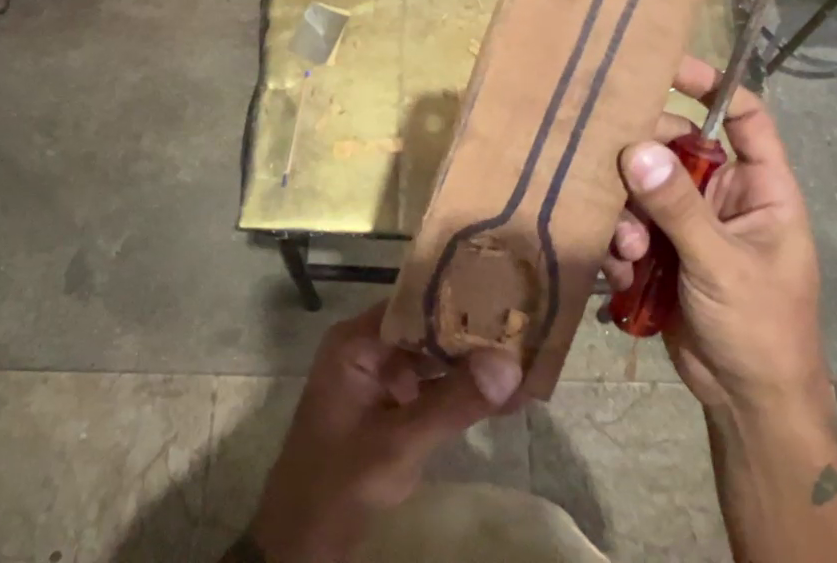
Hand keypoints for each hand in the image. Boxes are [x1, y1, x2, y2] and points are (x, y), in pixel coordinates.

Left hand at [248, 301, 521, 561]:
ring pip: (435, 358)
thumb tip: (511, 364)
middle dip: (477, 334)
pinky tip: (508, 397)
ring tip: (532, 359)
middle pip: (429, 328)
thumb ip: (454, 402)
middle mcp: (368, 349)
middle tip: (534, 329)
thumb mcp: (400, 443)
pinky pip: (433, 387)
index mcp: (357, 342)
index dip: (463, 299)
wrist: (302, 540)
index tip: (512, 297)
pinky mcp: (391, 405)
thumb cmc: (340, 481)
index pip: (416, 303)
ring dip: (476, 364)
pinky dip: (464, 392)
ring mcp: (380, 377)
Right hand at [602, 56, 831, 414]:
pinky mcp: (661, 255)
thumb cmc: (761, 327)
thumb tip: (637, 149)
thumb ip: (679, 208)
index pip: (744, 117)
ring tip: (625, 246)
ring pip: (644, 190)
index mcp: (762, 188)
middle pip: (676, 149)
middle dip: (643, 162)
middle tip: (610, 169)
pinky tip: (620, 273)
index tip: (664, 65)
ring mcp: (690, 226)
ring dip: (627, 213)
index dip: (712, 85)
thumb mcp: (723, 264)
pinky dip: (619, 245)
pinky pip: (630, 228)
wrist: (746, 401)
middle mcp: (725, 197)